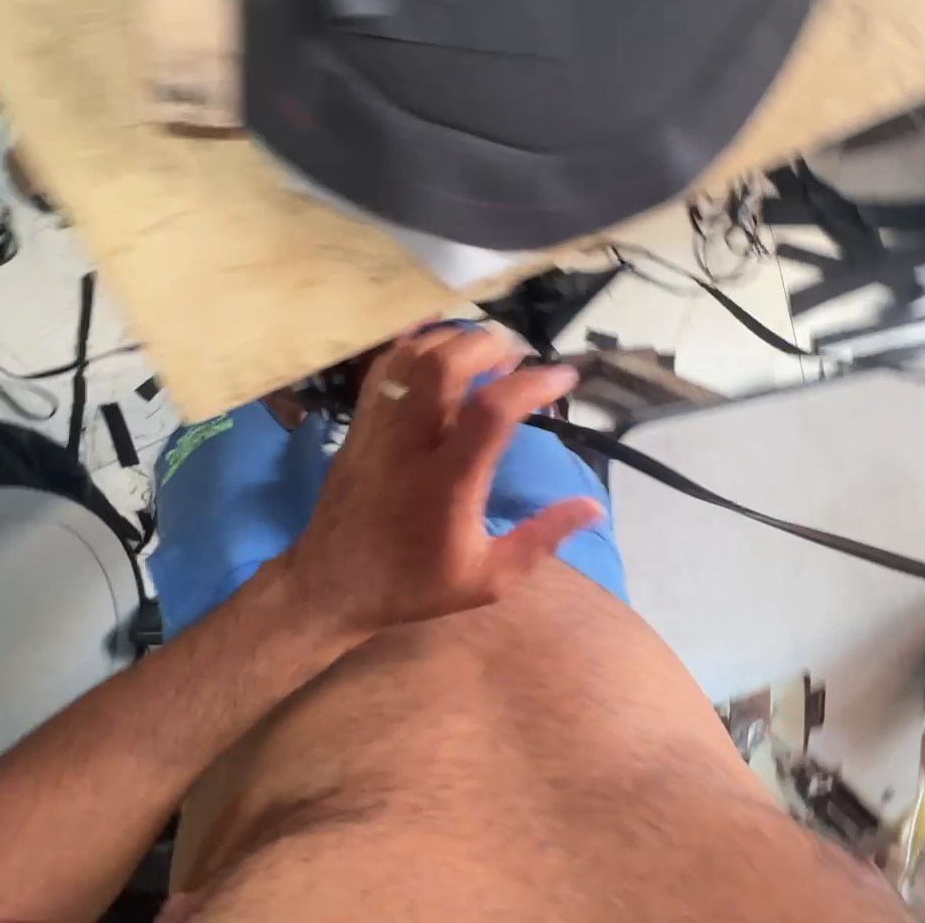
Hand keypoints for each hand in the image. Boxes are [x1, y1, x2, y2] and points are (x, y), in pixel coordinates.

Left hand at [279, 325, 602, 634]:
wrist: (331, 585)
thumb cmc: (414, 583)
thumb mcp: (489, 577)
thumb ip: (542, 538)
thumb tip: (593, 507)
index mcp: (448, 482)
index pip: (491, 412)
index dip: (533, 384)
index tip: (564, 376)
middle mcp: (410, 444)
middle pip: (444, 366)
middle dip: (488, 346)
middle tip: (518, 355)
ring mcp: (378, 429)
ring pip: (410, 359)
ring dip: (452, 340)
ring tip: (484, 349)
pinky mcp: (359, 424)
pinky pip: (383, 368)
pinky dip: (413, 344)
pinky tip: (437, 343)